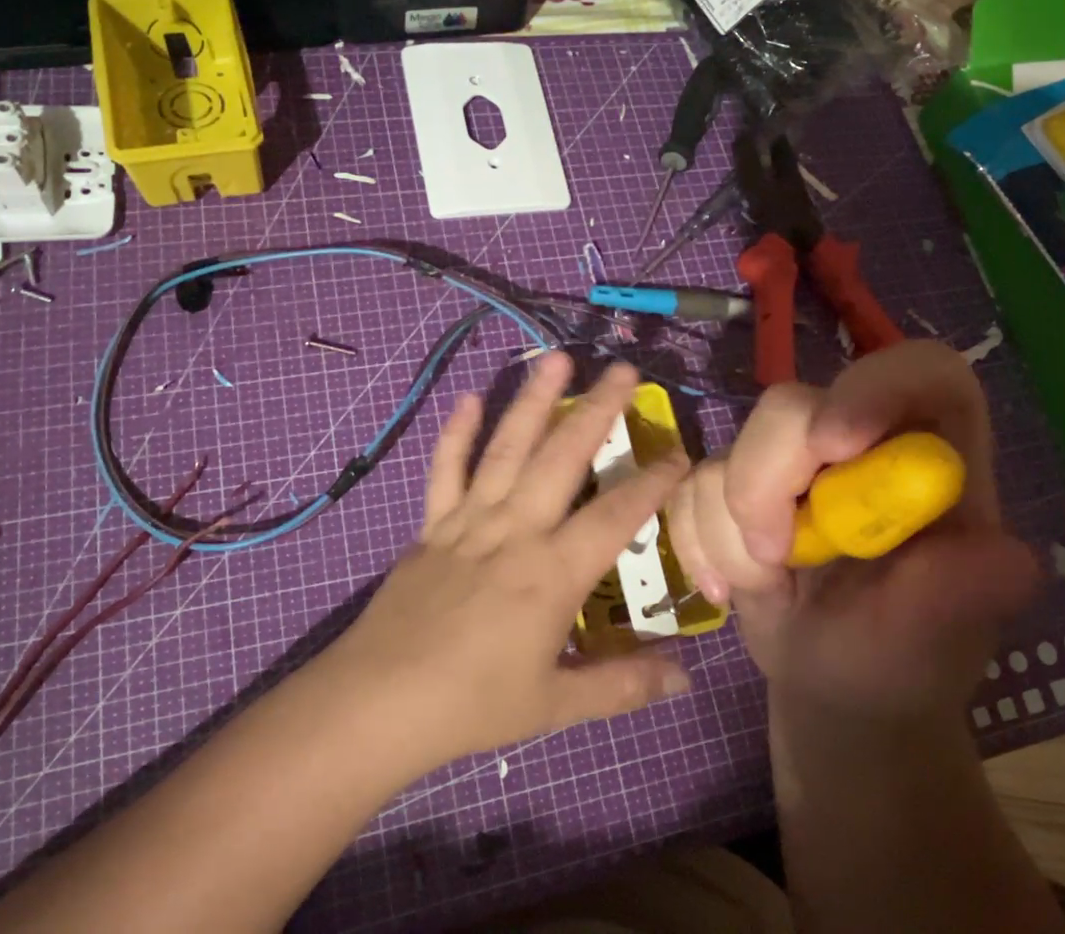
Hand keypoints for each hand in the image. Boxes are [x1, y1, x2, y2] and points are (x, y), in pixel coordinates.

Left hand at [322, 353, 691, 768]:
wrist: (378, 701)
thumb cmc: (472, 705)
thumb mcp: (556, 705)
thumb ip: (623, 686)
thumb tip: (685, 677)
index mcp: (552, 574)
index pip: (616, 515)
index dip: (652, 482)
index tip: (680, 453)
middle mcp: (514, 532)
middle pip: (561, 459)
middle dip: (598, 411)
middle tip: (624, 368)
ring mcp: (468, 523)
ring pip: (506, 449)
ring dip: (532, 401)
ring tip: (556, 359)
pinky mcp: (430, 529)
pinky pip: (445, 471)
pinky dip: (457, 434)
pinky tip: (470, 398)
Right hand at [665, 341, 1041, 718]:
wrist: (835, 691)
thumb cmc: (903, 659)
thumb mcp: (945, 633)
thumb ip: (970, 590)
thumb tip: (1007, 558)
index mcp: (929, 455)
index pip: (915, 372)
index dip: (872, 387)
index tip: (833, 446)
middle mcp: (858, 442)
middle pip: (791, 405)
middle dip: (765, 481)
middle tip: (774, 556)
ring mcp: (790, 463)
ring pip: (729, 450)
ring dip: (729, 533)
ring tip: (765, 591)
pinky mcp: (736, 485)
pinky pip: (690, 487)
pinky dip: (696, 543)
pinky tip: (726, 590)